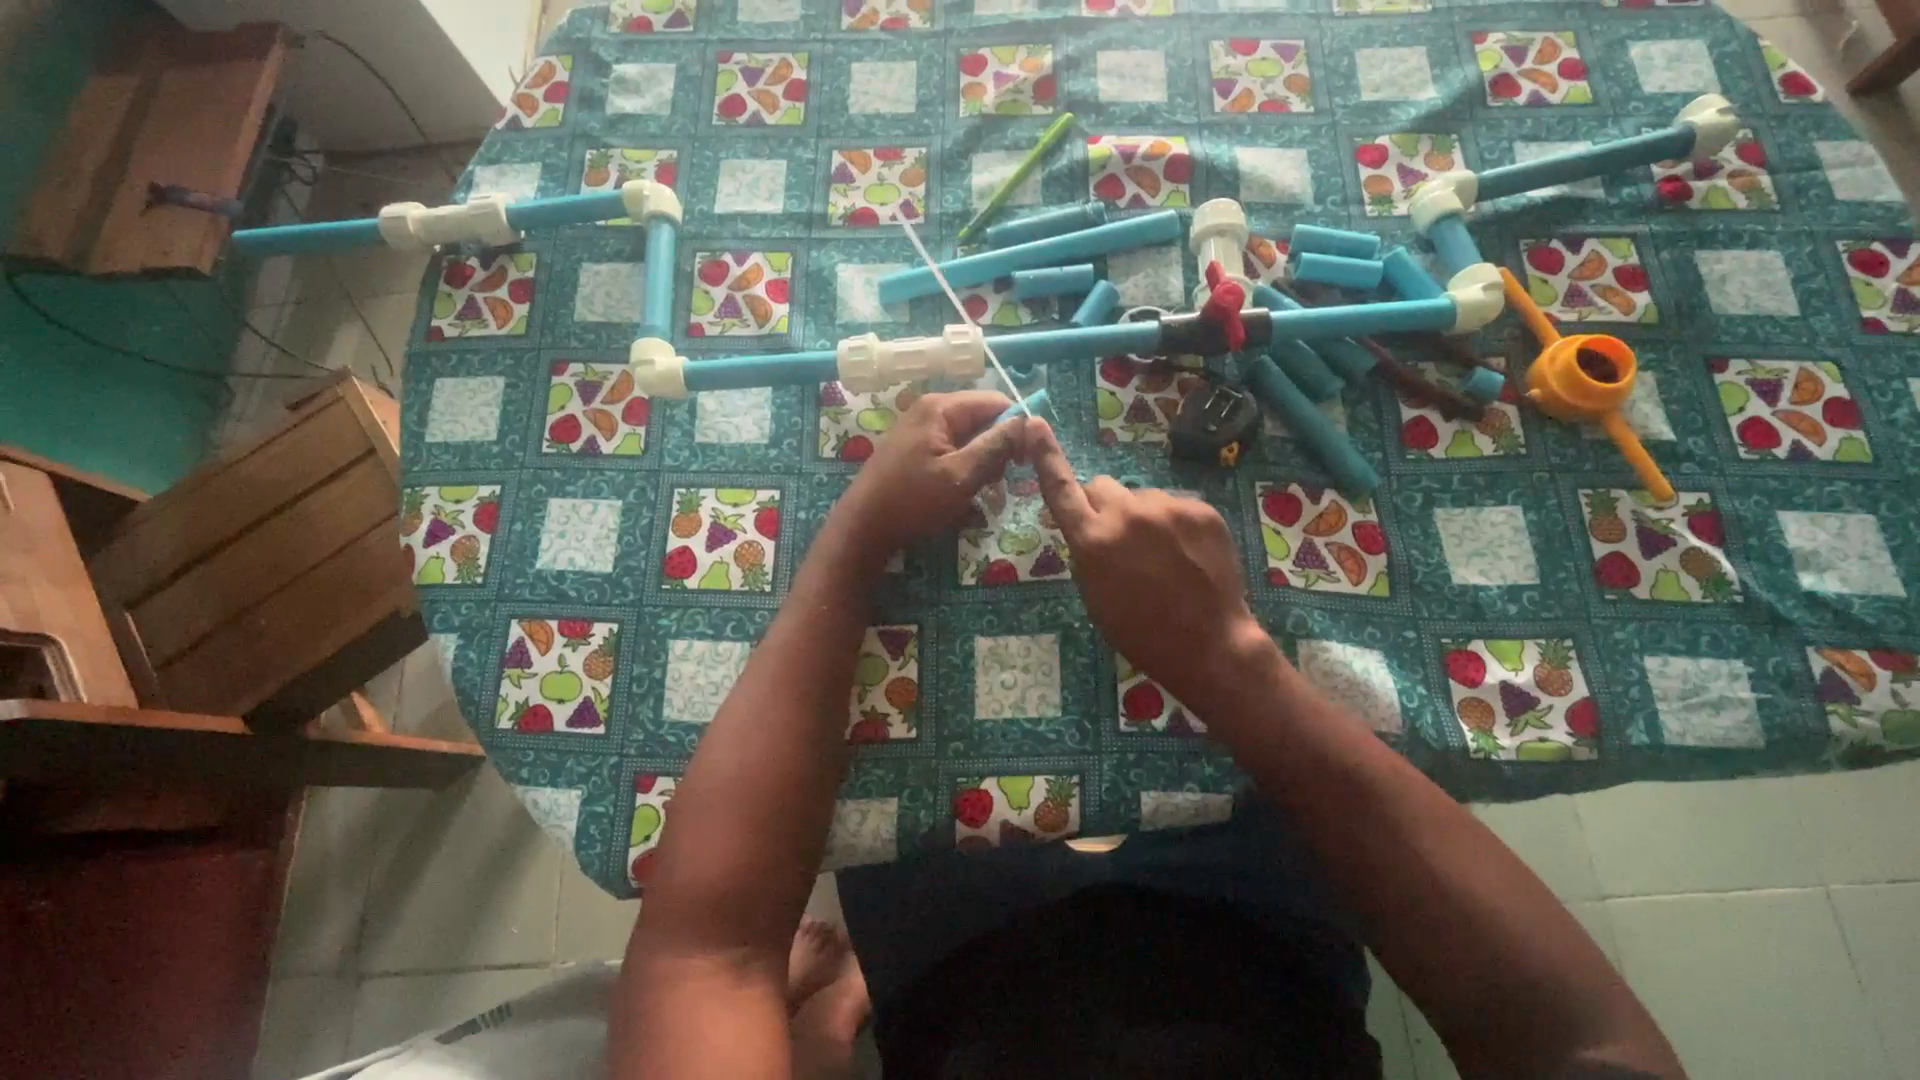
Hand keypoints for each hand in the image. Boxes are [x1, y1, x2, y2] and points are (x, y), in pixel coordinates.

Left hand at [831, 390, 1024, 561]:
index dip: (1017, 426)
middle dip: (997, 448)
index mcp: (941, 408)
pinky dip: (963, 471)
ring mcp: (920, 431)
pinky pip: (951, 452)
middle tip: (998, 482)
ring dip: (981, 464)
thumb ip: (995, 446)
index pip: (996, 402)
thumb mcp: (960, 475)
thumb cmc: (913, 501)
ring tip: (979, 492)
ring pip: (969, 439)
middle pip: (982, 419)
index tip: (1027, 459)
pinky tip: (961, 495)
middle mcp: (930, 411)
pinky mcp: (915, 451)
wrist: (863, 529)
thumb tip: (1028, 422)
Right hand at [1025, 419, 1278, 711]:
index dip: (1045, 456)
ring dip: (1144, 519)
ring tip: (1164, 559)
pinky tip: (1189, 556)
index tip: (1034, 424)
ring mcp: (1167, 508)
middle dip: (1104, 507)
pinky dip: (1177, 526)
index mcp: (1092, 541)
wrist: (1209, 644)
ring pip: (1142, 499)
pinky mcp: (1201, 509)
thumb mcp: (1096, 596)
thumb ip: (1088, 551)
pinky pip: (1176, 506)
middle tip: (1121, 543)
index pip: (1060, 488)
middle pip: (1102, 488)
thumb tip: (1094, 526)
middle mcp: (1126, 514)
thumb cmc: (1141, 632)